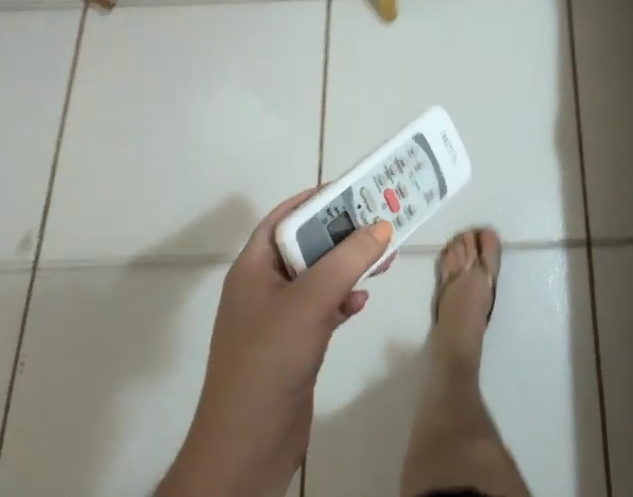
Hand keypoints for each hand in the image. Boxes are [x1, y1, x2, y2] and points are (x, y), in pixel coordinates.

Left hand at [158, 190, 393, 496]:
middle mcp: (262, 287)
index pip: (284, 218)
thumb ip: (347, 260)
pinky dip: (343, 300)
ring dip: (349, 267)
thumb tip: (380, 224)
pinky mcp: (293, 346)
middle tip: (382, 220)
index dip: (317, 199)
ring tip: (385, 257)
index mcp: (253, 268)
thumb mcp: (310, 301)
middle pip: (306, 246)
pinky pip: (322, 309)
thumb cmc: (269, 360)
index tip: (356, 188)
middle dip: (343, 233)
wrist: (247, 444)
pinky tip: (362, 301)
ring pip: (318, 278)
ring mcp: (276, 319)